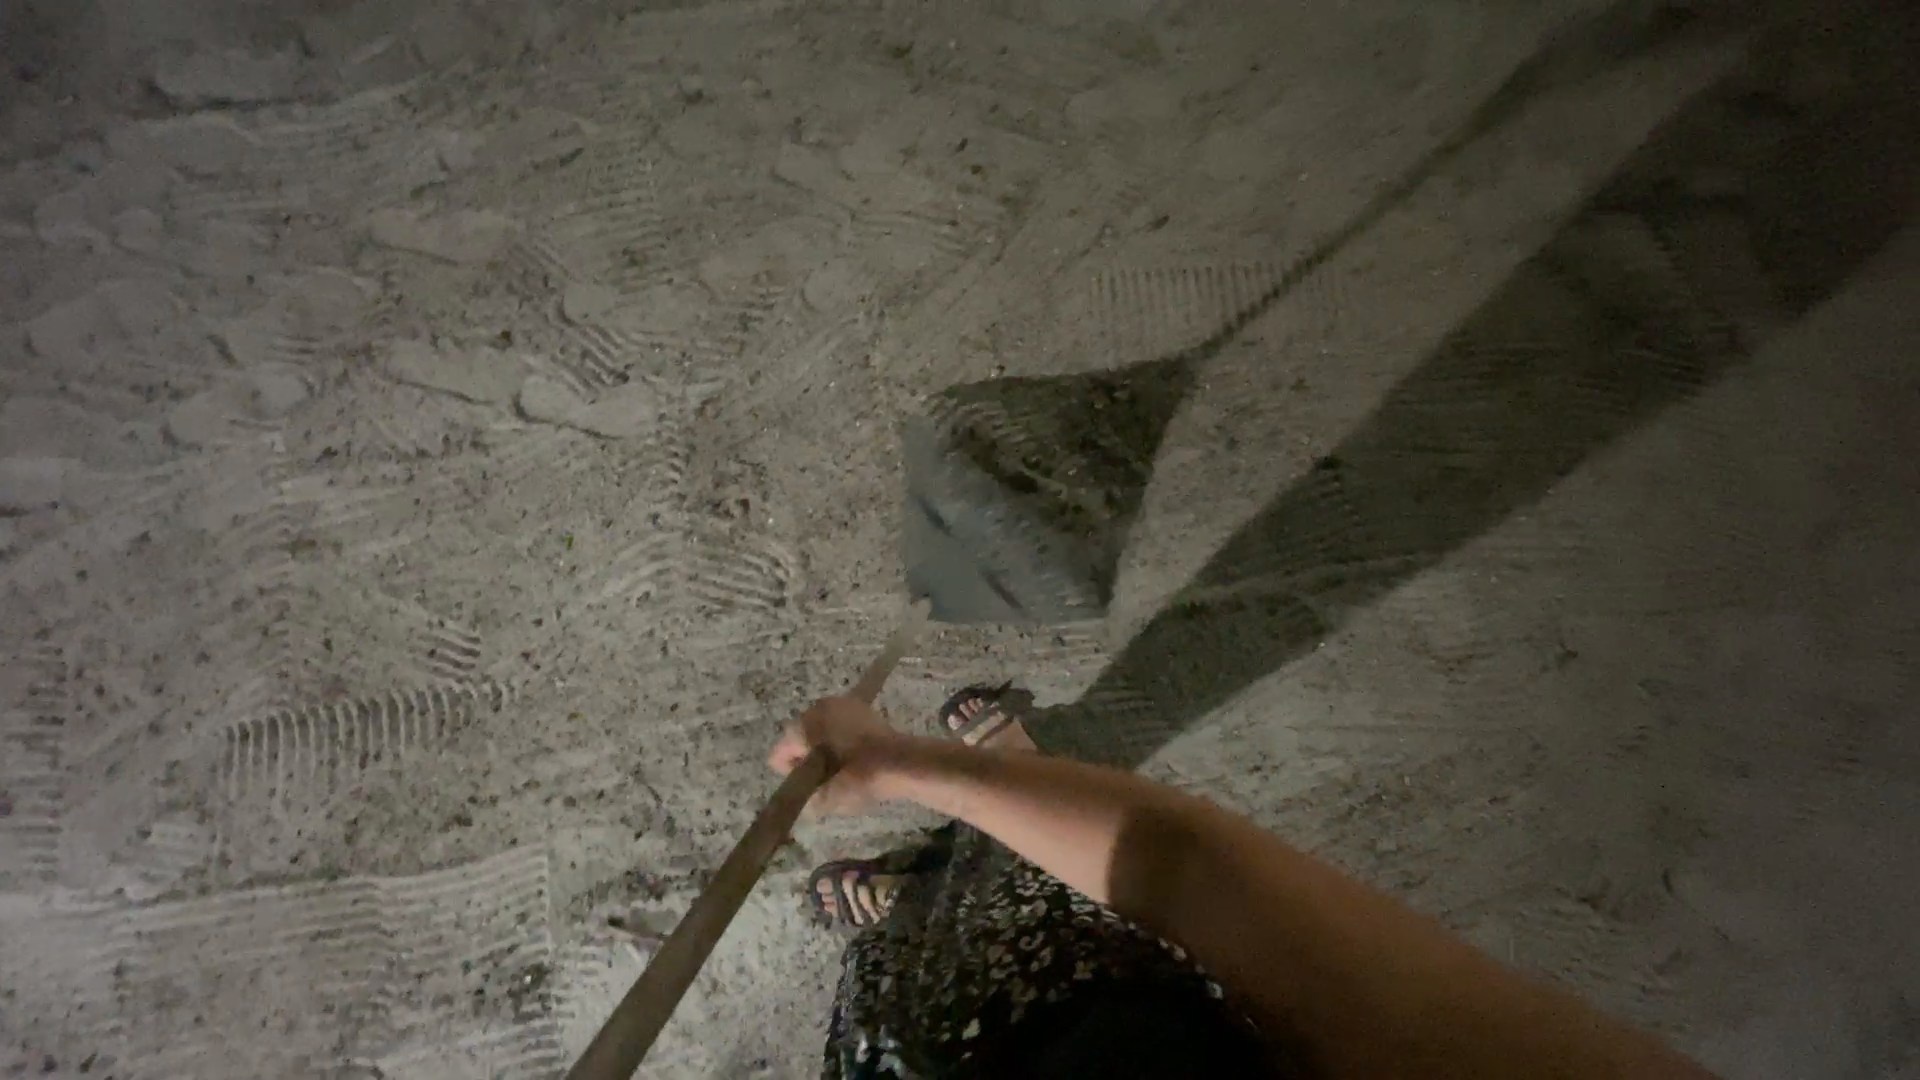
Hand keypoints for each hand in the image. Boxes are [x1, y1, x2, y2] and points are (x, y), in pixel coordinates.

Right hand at [767, 696, 904, 815]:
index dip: (793, 774)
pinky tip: (857, 753)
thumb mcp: (827, 799)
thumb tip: (806, 797)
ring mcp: (840, 702)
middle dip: (809, 757)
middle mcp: (817, 707)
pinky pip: (839, 724)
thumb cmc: (859, 778)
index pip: (780, 754)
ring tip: (844, 765)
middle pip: (799, 738)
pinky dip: (842, 737)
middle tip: (829, 776)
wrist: (900, 762)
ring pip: (819, 730)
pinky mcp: (860, 705)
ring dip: (825, 746)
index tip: (813, 784)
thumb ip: (806, 799)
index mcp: (802, 726)